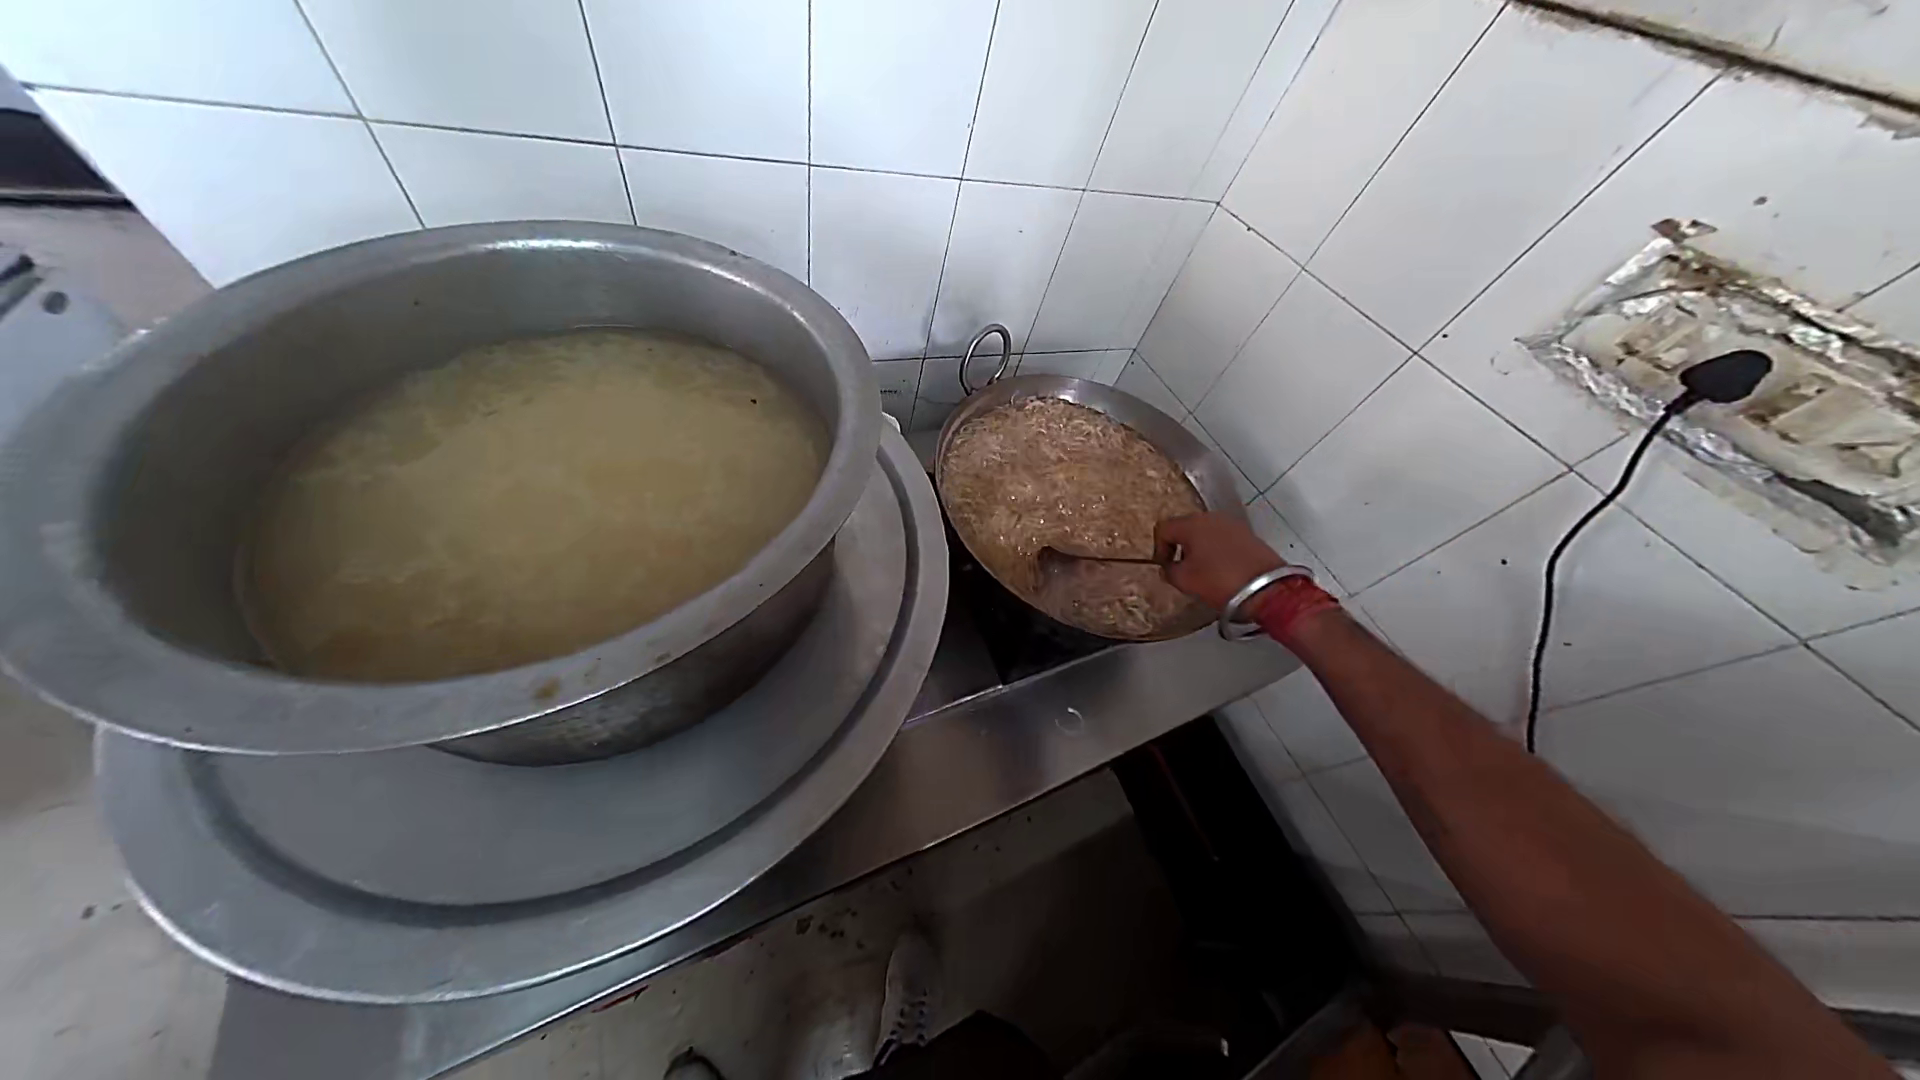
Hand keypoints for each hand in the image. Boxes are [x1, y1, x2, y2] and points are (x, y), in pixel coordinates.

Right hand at [1154, 512, 1285, 611]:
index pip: (1163, 529)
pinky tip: (1220, 569)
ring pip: (1204, 532)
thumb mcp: (1185, 580)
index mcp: (1192, 524)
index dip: (1158, 549)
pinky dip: (1215, 550)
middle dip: (1178, 547)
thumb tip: (1168, 567)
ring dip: (1197, 548)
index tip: (1165, 567)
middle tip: (1180, 569)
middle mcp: (1211, 517)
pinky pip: (1222, 538)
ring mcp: (1233, 524)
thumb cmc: (1219, 581)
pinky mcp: (1248, 534)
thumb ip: (1169, 571)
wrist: (1268, 589)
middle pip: (1184, 527)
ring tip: (1201, 570)